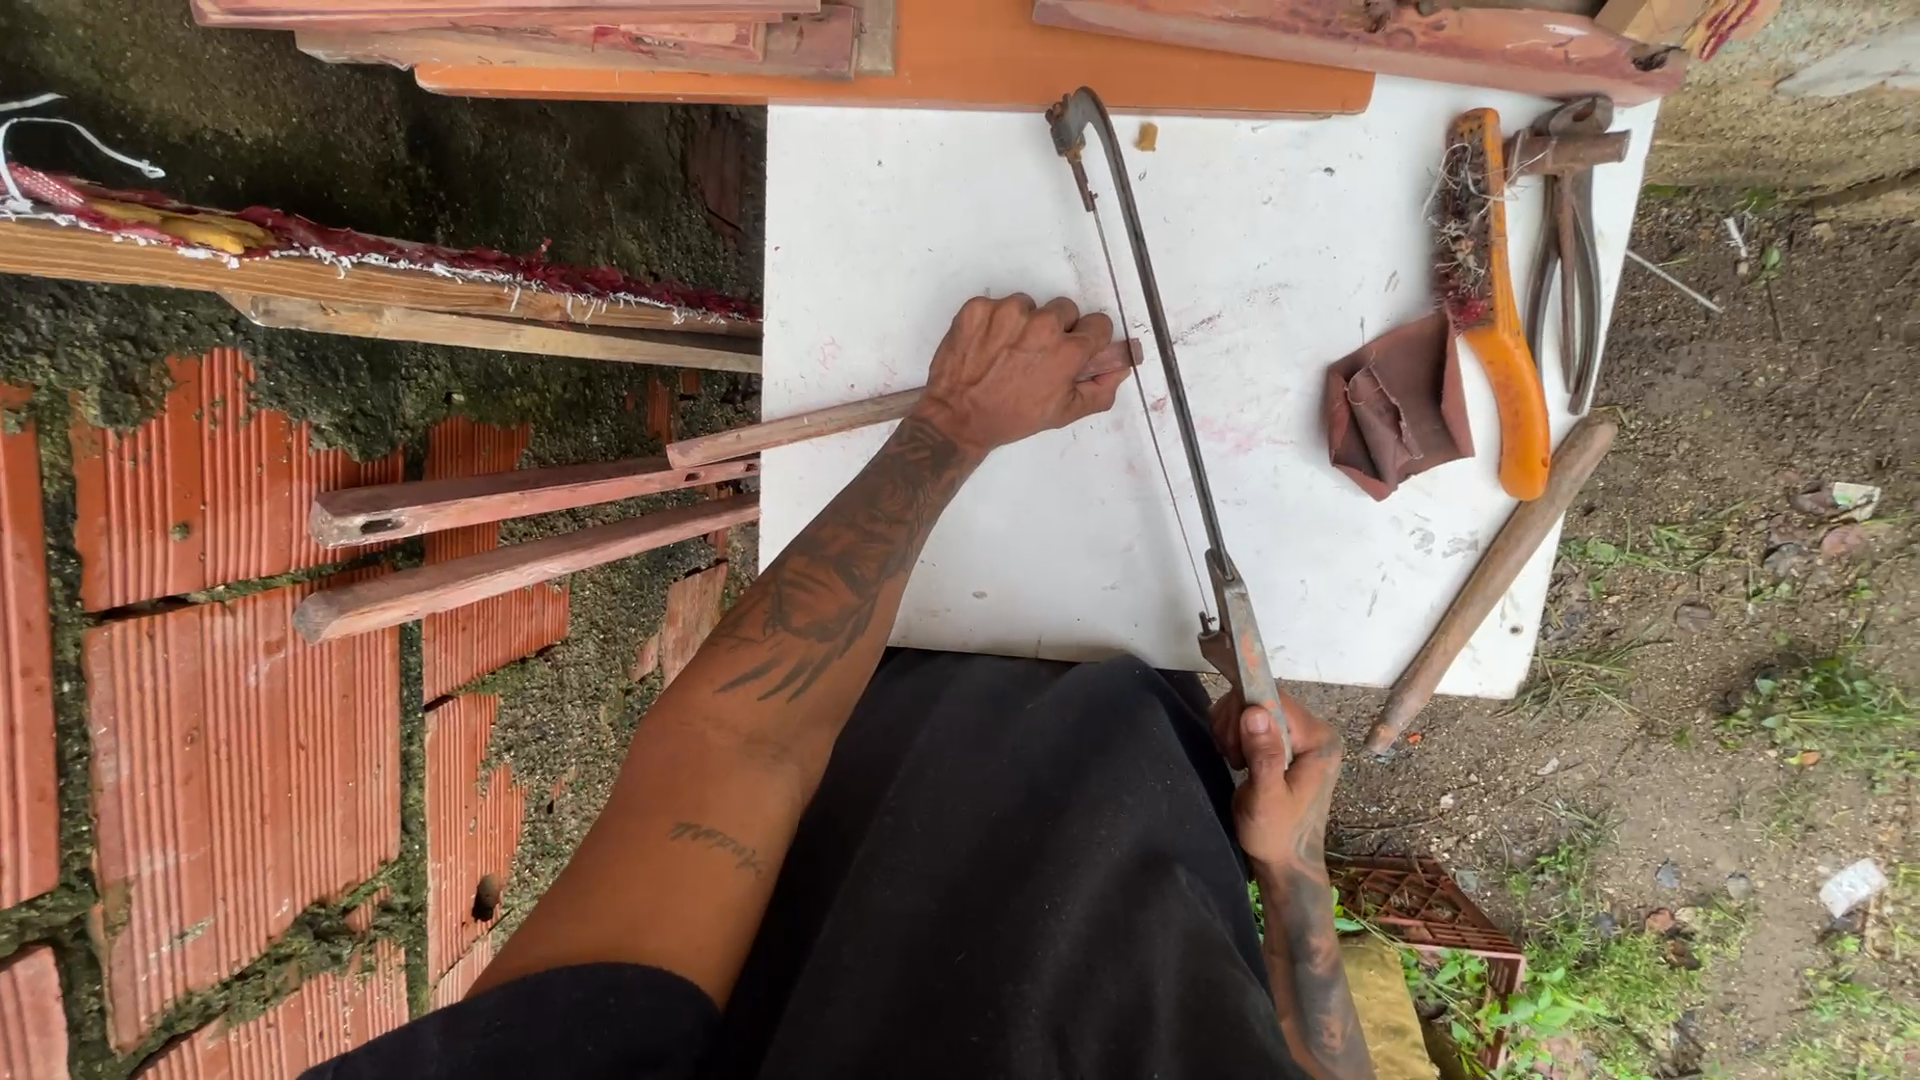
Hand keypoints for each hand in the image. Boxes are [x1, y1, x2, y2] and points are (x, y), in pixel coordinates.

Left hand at [910, 294, 1130, 457]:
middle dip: (1056, 330)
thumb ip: (1099, 390)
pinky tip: (987, 347)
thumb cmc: (1012, 418)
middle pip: (1064, 310)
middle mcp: (1041, 324)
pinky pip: (997, 306)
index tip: (1075, 349)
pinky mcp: (978, 308)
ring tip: (1007, 353)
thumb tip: (1120, 368)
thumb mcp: (1063, 413)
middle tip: (1035, 355)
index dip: (1087, 338)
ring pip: (1029, 306)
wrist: (958, 418)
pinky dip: (993, 323)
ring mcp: (1007, 312)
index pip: (1098, 324)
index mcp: (1068, 350)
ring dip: (1023, 324)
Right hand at [1217, 695, 1342, 871]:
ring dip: (1232, 729)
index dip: (1245, 714)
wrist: (1283, 860)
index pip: (1275, 700)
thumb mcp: (1267, 798)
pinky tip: (1238, 758)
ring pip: (1250, 706)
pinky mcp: (1283, 741)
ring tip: (1237, 762)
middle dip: (1236, 723)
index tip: (1233, 746)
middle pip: (1261, 700)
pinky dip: (1233, 733)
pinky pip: (1248, 718)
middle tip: (1234, 758)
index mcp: (1319, 741)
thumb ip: (1264, 755)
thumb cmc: (1277, 833)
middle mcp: (1313, 731)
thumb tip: (1253, 712)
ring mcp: (1298, 735)